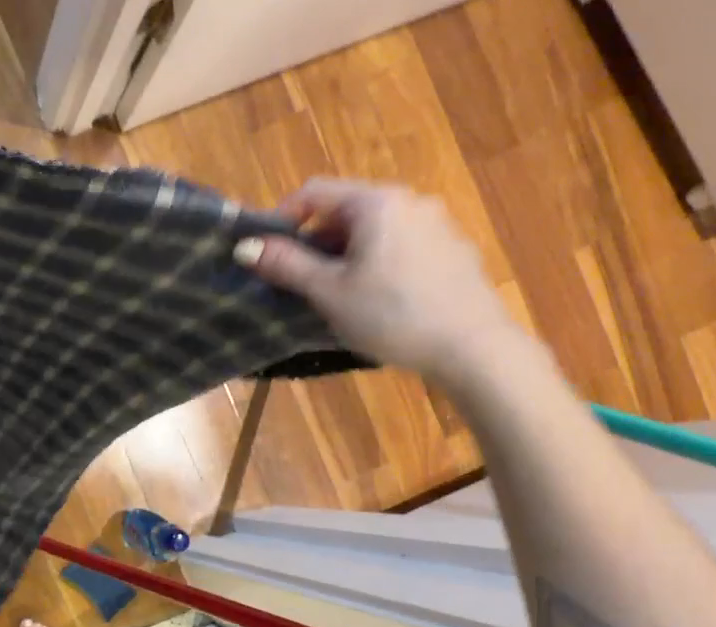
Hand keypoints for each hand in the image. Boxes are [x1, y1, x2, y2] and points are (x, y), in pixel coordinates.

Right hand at [234, 178, 526, 383]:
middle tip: (296, 283)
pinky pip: (397, 246)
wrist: (470, 345)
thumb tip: (245, 246)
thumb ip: (286, 265)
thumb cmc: (390, 314)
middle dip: (313, 242)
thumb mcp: (328, 292)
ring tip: (332, 296)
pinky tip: (374, 302)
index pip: (313, 192)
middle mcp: (409, 201)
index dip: (281, 218)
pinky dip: (373, 263)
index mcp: (376, 203)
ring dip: (342, 255)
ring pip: (371, 230)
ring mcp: (435, 223)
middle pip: (344, 210)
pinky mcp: (450, 249)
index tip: (266, 255)